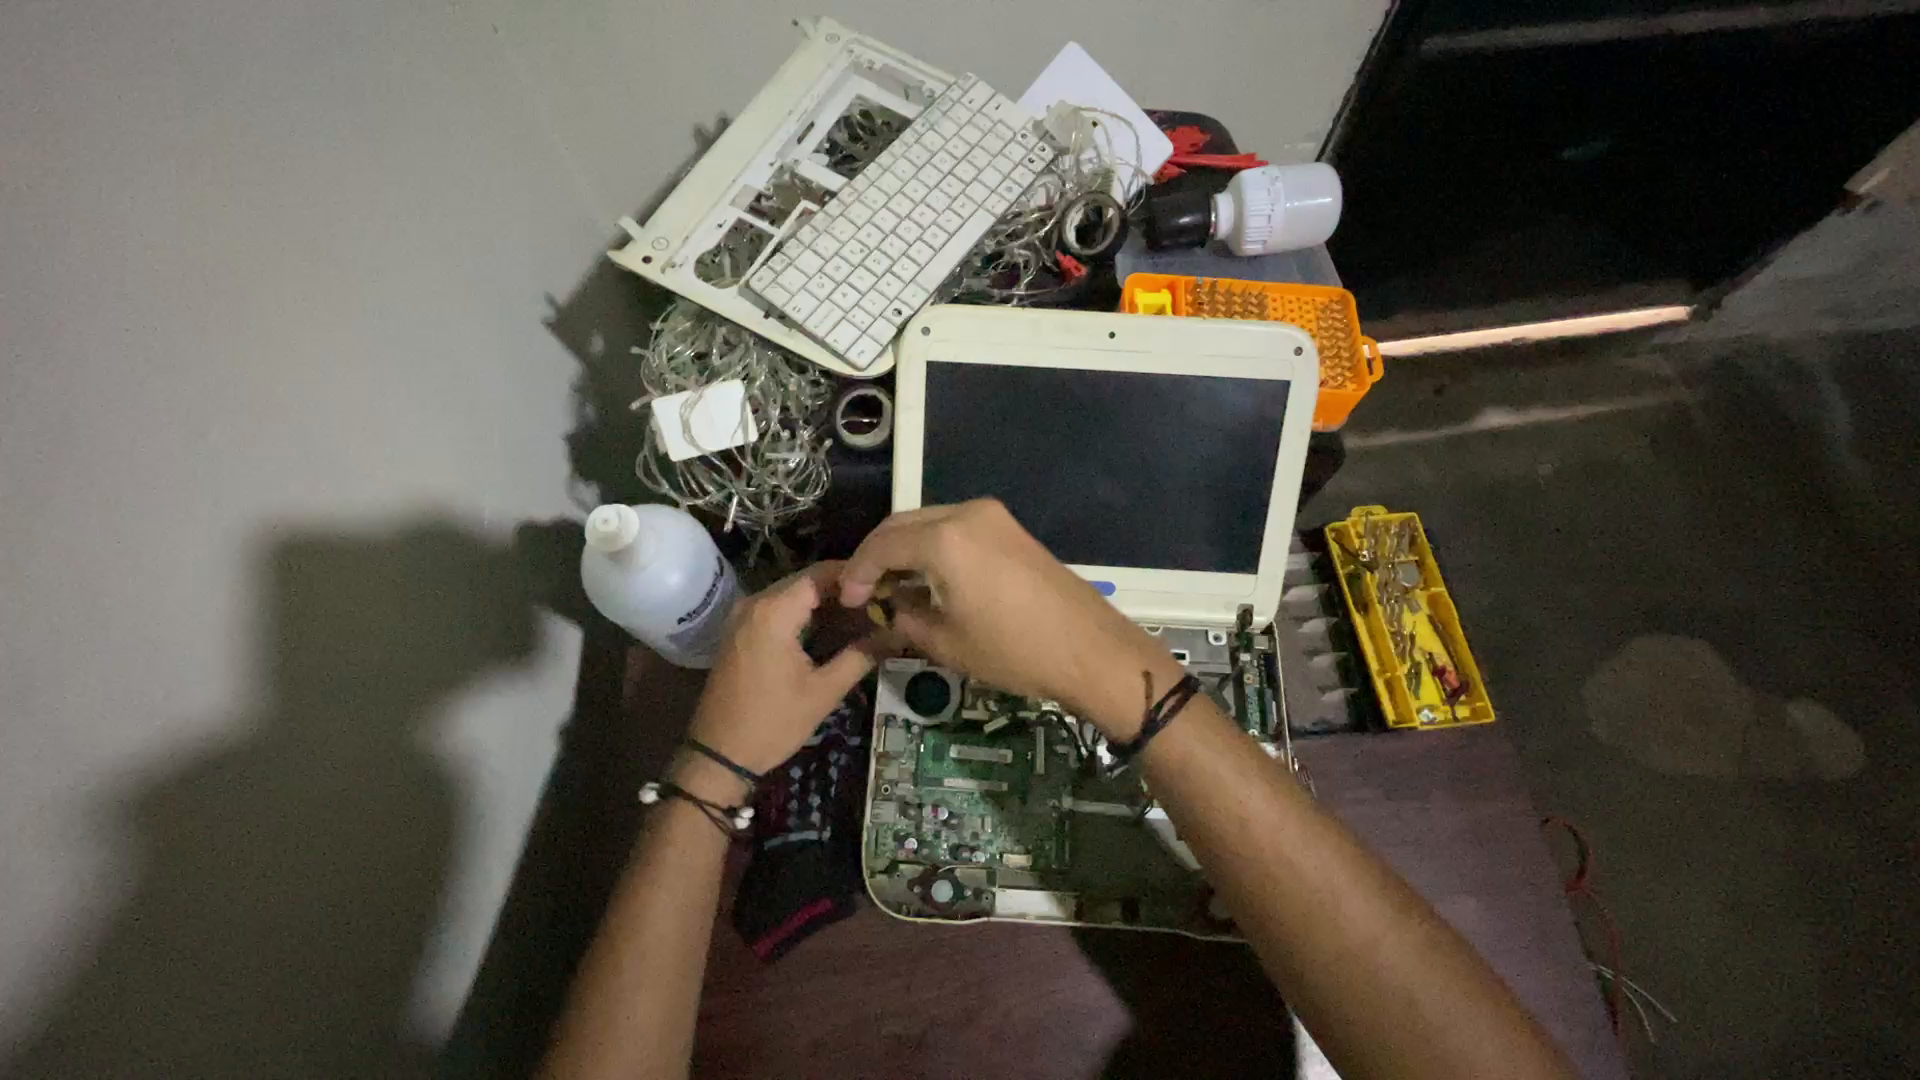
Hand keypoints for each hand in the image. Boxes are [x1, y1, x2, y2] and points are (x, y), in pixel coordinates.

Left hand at [685, 562, 877, 784]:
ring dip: (824, 601)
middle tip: (879, 601)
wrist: (719, 755)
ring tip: (862, 614)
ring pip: (792, 593)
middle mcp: (755, 603)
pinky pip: (777, 608)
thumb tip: (895, 634)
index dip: (855, 575)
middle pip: (806, 580)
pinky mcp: (739, 631)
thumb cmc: (773, 723)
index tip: (886, 585)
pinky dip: (803, 612)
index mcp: (774, 612)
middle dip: (842, 588)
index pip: (821, 574)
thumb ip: (861, 656)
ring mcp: (743, 616)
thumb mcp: (824, 691)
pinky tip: (830, 628)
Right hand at [838, 500, 1181, 737]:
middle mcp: (966, 514)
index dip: (858, 573)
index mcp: (945, 540)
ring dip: (904, 549)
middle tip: (864, 592)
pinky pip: (956, 528)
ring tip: (891, 587)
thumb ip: (904, 618)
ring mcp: (993, 517)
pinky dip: (932, 547)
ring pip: (929, 522)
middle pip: (902, 524)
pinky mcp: (1010, 528)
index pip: (882, 545)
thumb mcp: (946, 643)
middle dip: (877, 555)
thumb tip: (887, 607)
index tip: (847, 600)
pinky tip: (926, 576)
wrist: (1089, 650)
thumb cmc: (1014, 652)